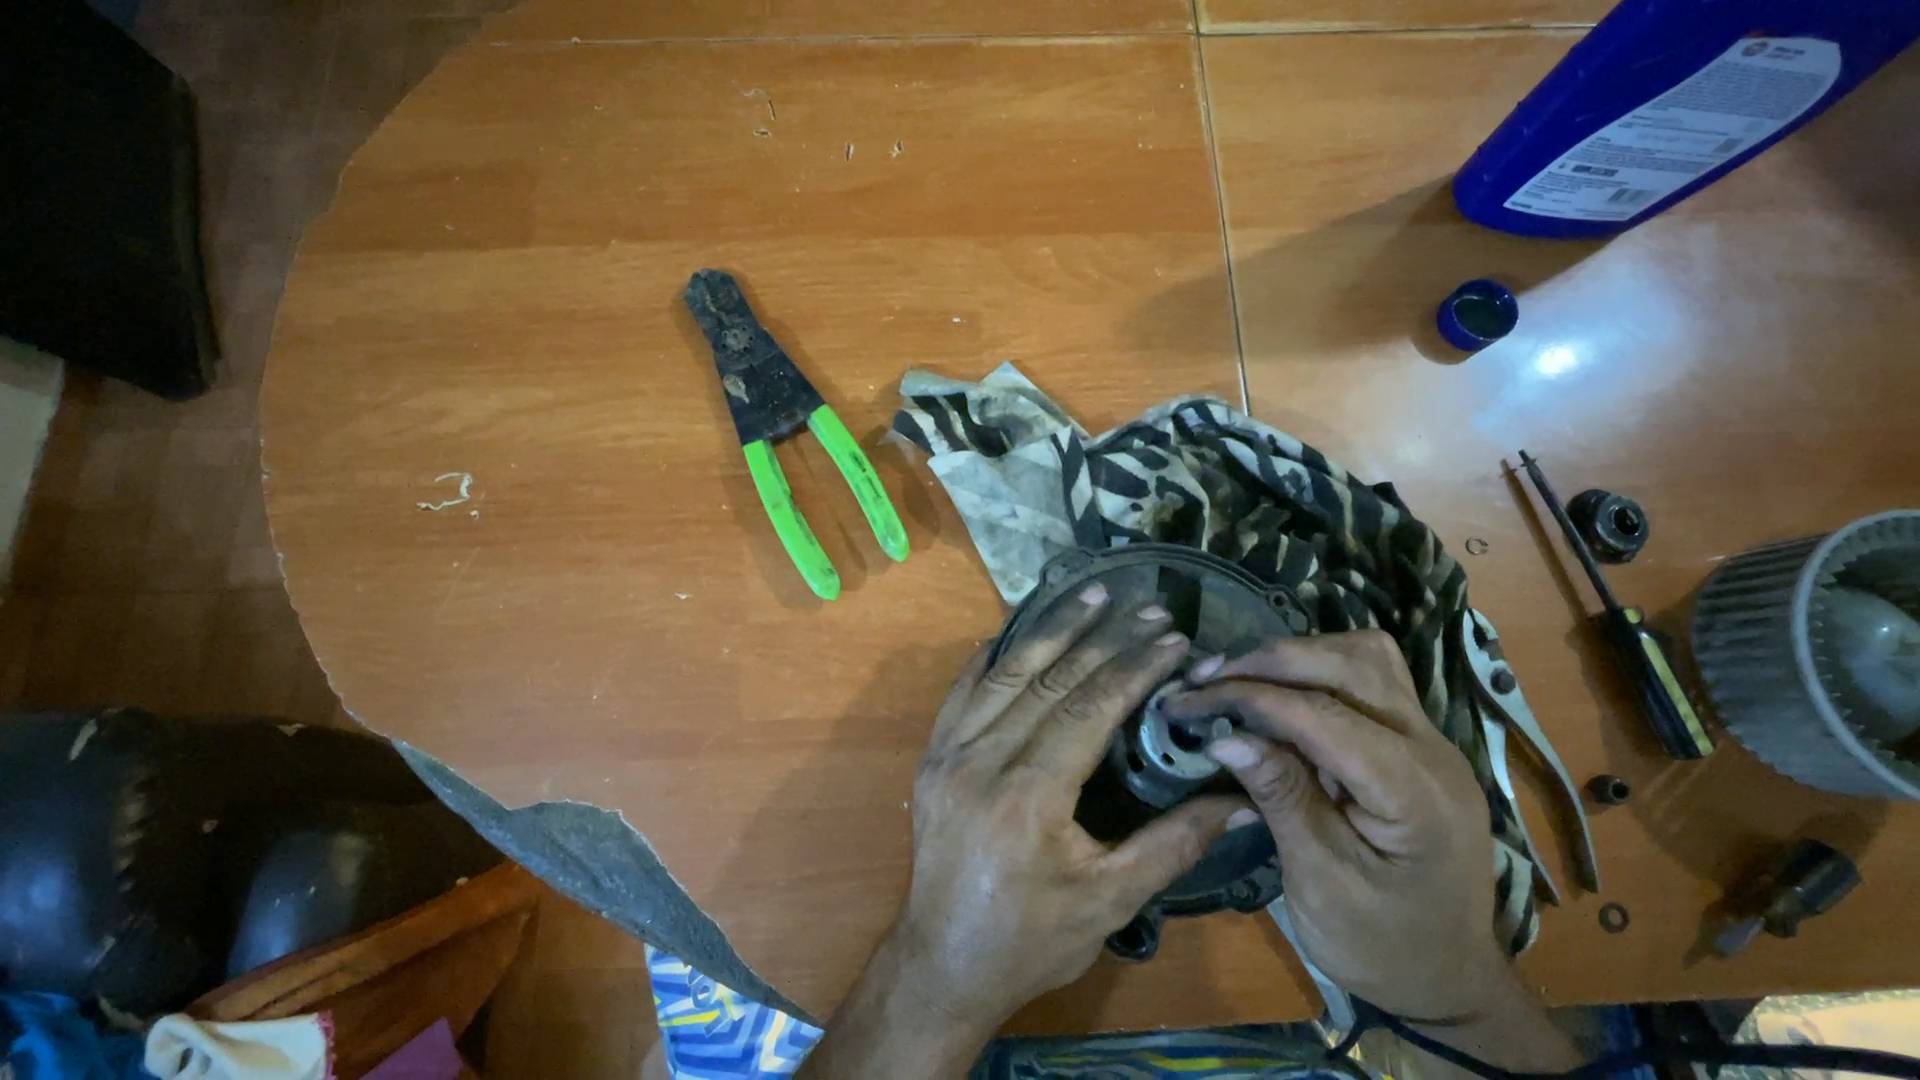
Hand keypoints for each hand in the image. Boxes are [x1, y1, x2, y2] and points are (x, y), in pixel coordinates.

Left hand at [898, 583, 1250, 1024]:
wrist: (945, 963)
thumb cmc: (1032, 938)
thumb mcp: (1110, 900)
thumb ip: (1174, 844)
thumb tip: (1240, 799)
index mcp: (1028, 796)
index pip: (1088, 710)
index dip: (1134, 669)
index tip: (1172, 638)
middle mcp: (981, 762)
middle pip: (1050, 683)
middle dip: (1103, 640)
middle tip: (1147, 607)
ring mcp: (948, 755)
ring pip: (1005, 675)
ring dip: (1050, 631)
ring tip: (1089, 594)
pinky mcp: (932, 758)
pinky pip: (961, 692)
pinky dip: (990, 657)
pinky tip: (1012, 632)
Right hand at [1161, 630, 1507, 1024]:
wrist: (1446, 976)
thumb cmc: (1380, 943)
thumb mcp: (1320, 880)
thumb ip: (1281, 797)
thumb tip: (1225, 734)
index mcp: (1414, 792)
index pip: (1323, 713)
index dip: (1250, 697)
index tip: (1187, 700)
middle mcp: (1433, 749)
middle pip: (1351, 663)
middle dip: (1269, 662)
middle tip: (1204, 679)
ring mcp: (1431, 739)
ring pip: (1365, 655)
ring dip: (1296, 655)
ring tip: (1237, 677)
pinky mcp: (1417, 741)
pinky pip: (1369, 675)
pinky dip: (1317, 667)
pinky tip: (1280, 688)